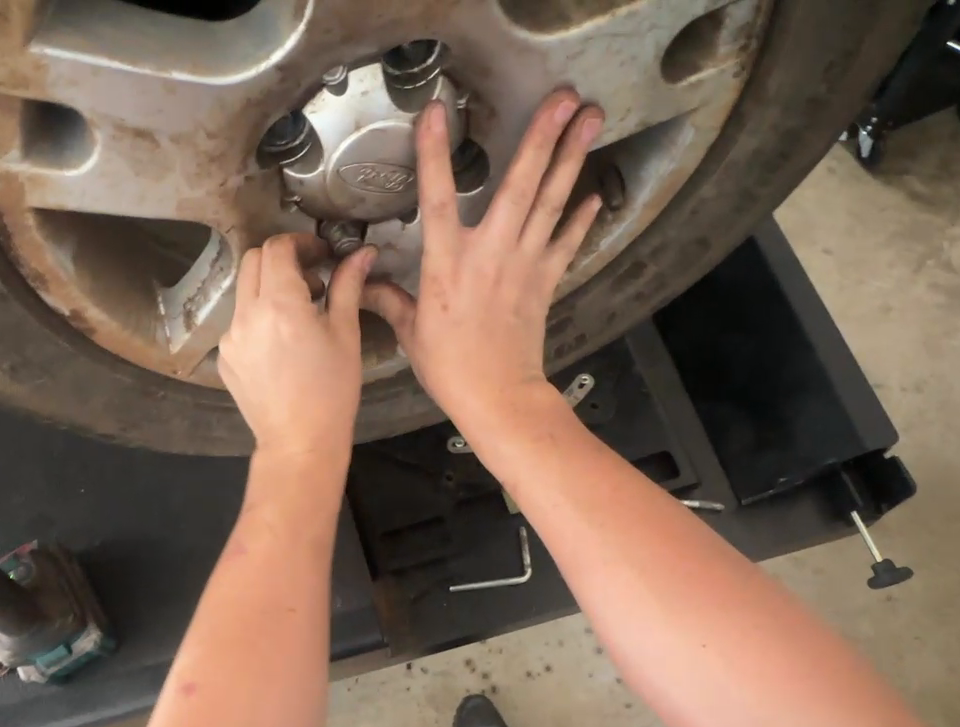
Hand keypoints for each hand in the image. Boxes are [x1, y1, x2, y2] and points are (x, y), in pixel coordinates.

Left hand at [218, 233, 377, 459]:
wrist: (300, 442)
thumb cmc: (332, 392)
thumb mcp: (346, 336)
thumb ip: (348, 287)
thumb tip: (362, 253)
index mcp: (281, 305)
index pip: (278, 248)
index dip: (300, 243)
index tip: (320, 254)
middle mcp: (248, 315)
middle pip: (253, 261)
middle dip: (281, 260)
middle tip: (310, 280)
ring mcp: (231, 338)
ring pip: (243, 291)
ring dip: (268, 288)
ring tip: (297, 315)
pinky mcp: (225, 357)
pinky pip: (238, 322)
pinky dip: (258, 318)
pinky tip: (281, 345)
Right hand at [363, 89, 602, 432]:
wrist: (497, 397)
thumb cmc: (450, 368)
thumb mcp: (411, 332)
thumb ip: (391, 299)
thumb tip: (364, 283)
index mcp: (447, 264)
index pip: (437, 198)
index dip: (435, 153)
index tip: (438, 111)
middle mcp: (489, 254)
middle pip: (519, 186)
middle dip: (541, 137)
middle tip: (563, 96)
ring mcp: (523, 265)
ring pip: (550, 203)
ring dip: (571, 158)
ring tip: (591, 118)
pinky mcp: (545, 282)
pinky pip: (567, 243)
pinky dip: (582, 218)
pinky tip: (595, 193)